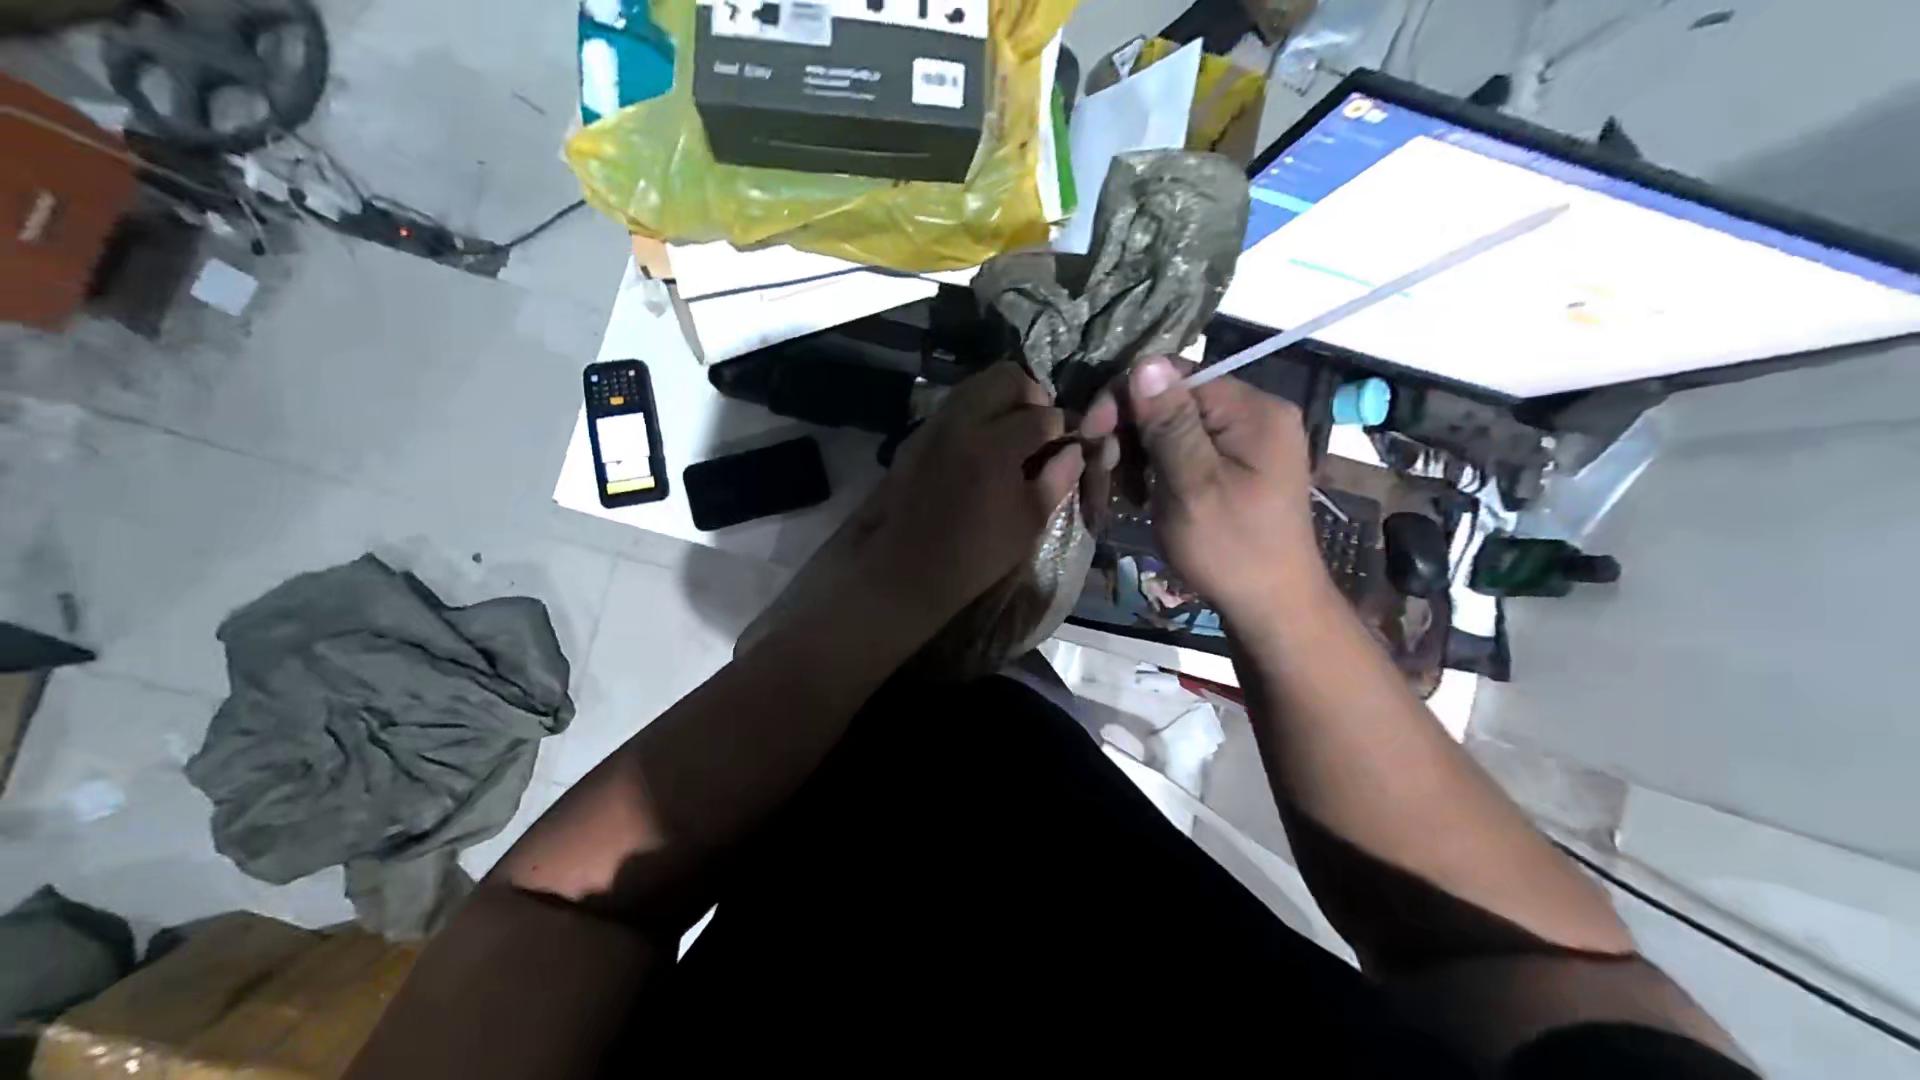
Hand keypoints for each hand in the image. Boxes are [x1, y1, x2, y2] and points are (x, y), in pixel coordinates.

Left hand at [761, 363, 1083, 648]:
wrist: (903, 569)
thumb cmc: (973, 556)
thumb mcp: (1028, 523)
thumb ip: (1056, 479)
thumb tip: (1074, 450)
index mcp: (996, 446)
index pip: (1043, 416)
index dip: (1065, 425)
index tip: (1070, 438)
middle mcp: (963, 422)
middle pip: (1007, 377)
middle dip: (1033, 395)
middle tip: (1040, 424)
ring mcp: (934, 425)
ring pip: (976, 386)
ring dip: (1002, 399)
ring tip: (1012, 432)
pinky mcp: (916, 436)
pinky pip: (953, 407)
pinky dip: (975, 413)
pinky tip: (981, 445)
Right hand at [1116, 356, 1321, 618]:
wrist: (1271, 608)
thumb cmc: (1231, 550)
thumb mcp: (1193, 486)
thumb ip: (1169, 425)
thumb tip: (1144, 363)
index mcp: (1253, 410)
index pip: (1176, 376)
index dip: (1128, 397)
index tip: (1094, 433)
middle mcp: (1255, 414)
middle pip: (1174, 399)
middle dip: (1132, 428)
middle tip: (1104, 467)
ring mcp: (1249, 440)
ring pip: (1175, 425)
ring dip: (1140, 451)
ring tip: (1124, 489)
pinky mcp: (1238, 465)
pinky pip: (1187, 448)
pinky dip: (1158, 467)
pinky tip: (1142, 493)